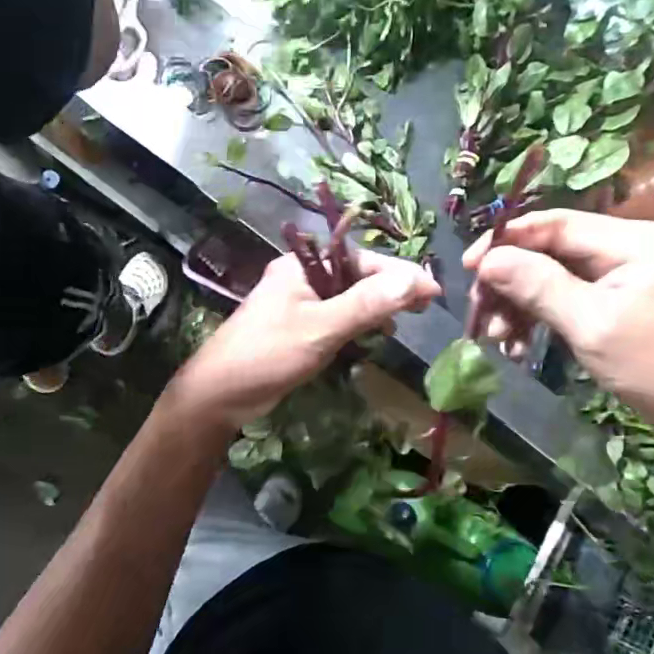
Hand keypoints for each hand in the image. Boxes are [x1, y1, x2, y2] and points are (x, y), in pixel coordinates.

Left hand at [168, 249, 440, 432]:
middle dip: (391, 289)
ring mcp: (298, 302)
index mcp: (303, 264)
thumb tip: (414, 280)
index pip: (363, 259)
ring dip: (376, 307)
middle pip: (357, 275)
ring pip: (348, 297)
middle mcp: (302, 276)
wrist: (219, 393)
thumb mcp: (321, 328)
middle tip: (425, 308)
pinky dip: (357, 323)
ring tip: (404, 322)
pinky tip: (373, 335)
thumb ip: (367, 304)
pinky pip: (336, 316)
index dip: (401, 274)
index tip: (433, 293)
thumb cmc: (267, 354)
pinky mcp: (297, 326)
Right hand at [463, 210, 653, 437]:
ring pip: (550, 276)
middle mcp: (626, 246)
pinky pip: (563, 297)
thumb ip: (538, 285)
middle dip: (509, 281)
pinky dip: (536, 318)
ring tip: (494, 337)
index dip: (506, 240)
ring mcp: (620, 274)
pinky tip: (515, 344)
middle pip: (549, 250)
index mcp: (632, 239)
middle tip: (478, 311)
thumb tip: (488, 259)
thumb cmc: (652, 365)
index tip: (468, 267)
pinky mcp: (612, 299)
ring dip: (517, 305)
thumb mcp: (590, 324)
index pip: (556, 223)